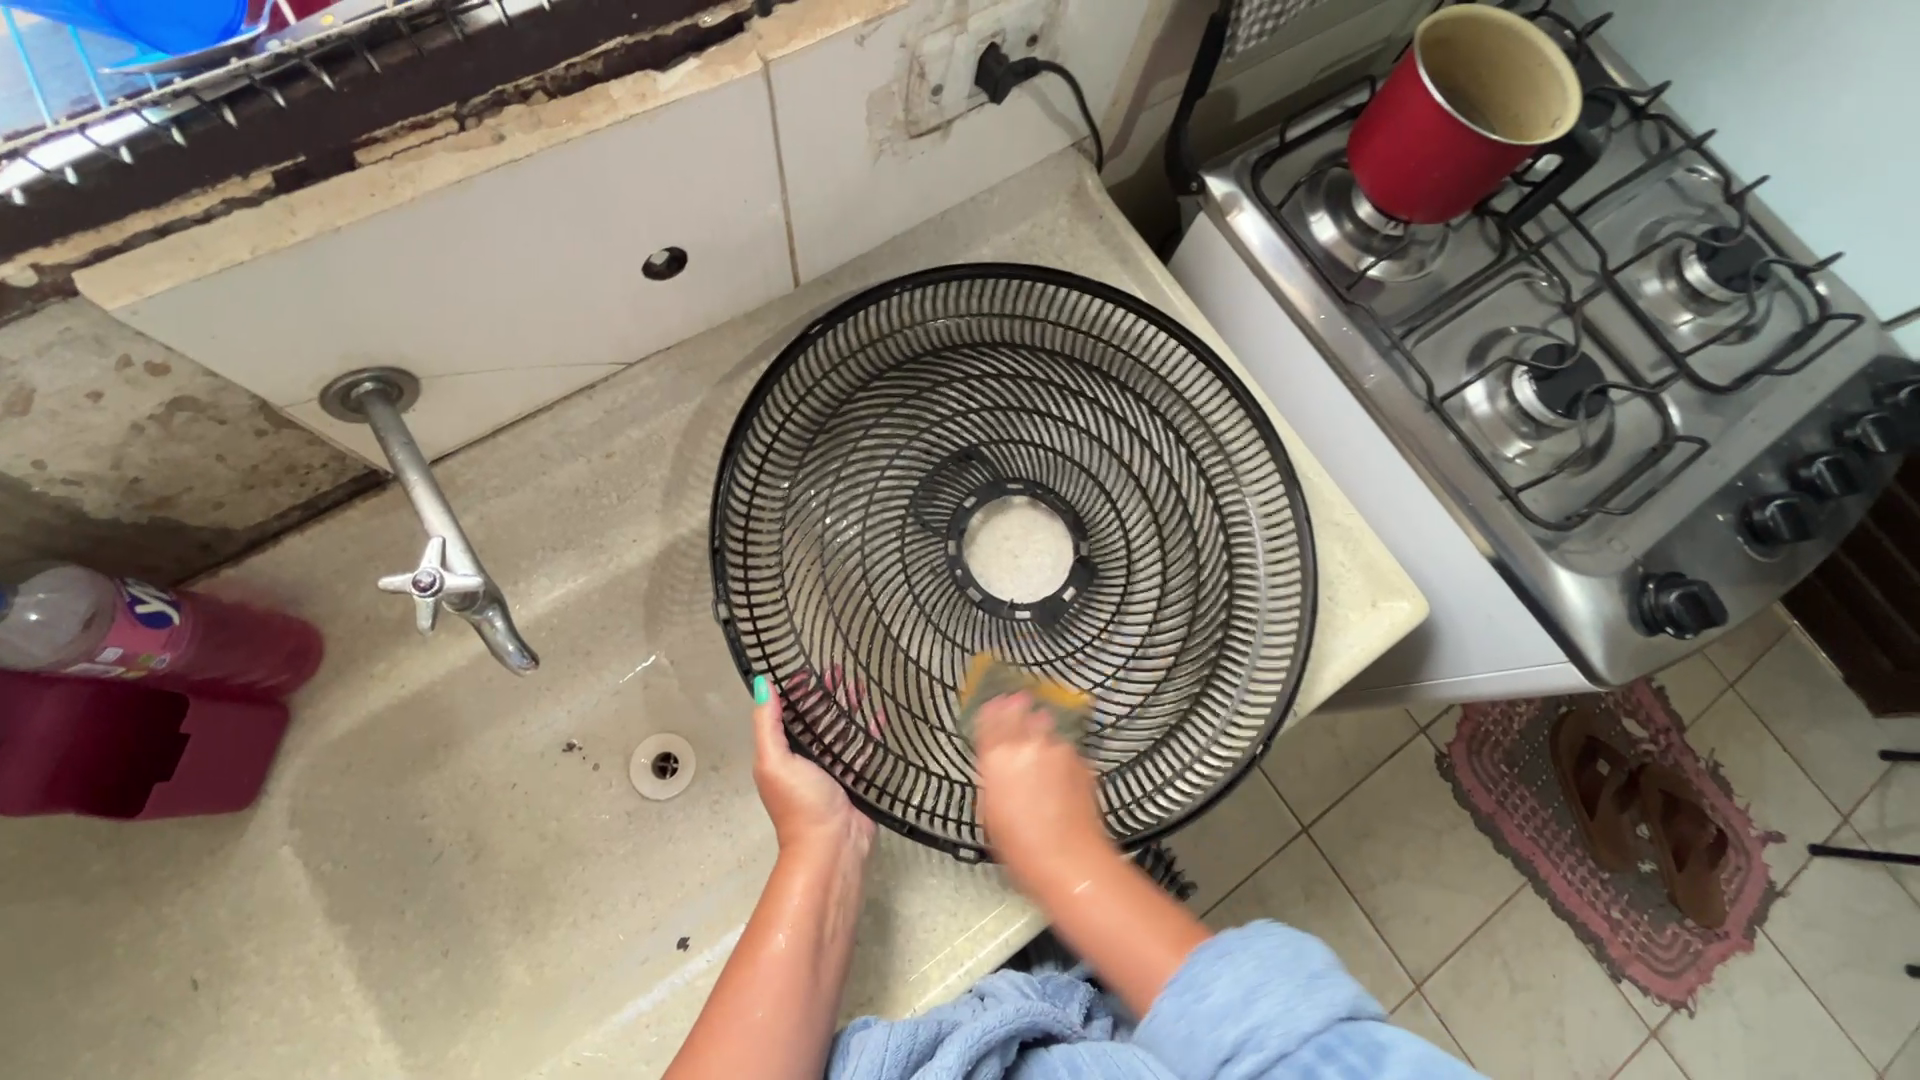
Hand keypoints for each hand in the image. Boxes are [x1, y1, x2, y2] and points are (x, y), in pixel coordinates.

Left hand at [751, 675, 876, 862]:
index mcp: (783, 753)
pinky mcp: (857, 778)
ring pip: (842, 729)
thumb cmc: (800, 801)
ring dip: (850, 708)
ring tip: (862, 684)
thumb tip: (761, 684)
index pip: (789, 713)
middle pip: (817, 718)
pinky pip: (865, 747)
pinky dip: (872, 730)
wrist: (831, 845)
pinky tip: (881, 713)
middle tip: (841, 670)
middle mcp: (807, 758)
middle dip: (827, 695)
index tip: (810, 669)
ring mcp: (833, 768)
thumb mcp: (774, 760)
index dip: (797, 691)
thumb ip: (768, 723)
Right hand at [973, 693, 1114, 895]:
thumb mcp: (989, 813)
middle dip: (1017, 707)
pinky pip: (1065, 749)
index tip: (993, 703)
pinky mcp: (1081, 761)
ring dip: (1041, 729)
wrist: (1068, 858)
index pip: (991, 719)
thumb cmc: (1020, 845)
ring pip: (1046, 729)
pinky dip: (1059, 753)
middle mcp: (1026, 745)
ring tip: (1039, 731)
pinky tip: (1059, 768)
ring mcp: (1057, 750)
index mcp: (996, 756)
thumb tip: (995, 771)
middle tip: (1017, 700)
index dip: (991, 710)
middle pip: (1020, 712)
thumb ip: (991, 781)